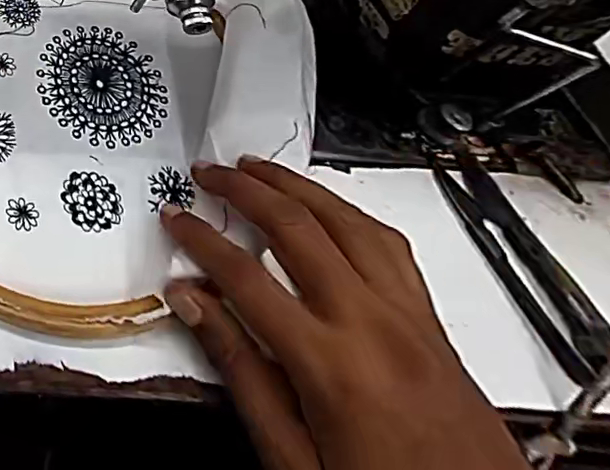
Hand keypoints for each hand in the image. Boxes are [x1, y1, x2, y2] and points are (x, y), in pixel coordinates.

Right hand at [159, 159, 525, 469]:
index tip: (175, 219)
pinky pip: (390, 246)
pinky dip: (347, 211)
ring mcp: (410, 321)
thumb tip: (191, 300)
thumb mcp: (292, 459)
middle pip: (295, 227)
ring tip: (256, 168)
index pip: (243, 276)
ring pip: (346, 221)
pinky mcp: (434, 325)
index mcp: (331, 367)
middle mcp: (373, 329)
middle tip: (208, 172)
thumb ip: (238, 368)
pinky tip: (326, 206)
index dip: (199, 239)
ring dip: (294, 185)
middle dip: (241, 188)